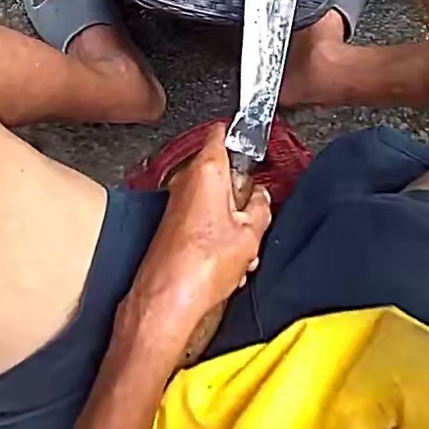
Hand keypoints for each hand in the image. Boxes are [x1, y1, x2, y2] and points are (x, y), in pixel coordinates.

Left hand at [121, 124, 271, 346]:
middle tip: (254, 214)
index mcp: (207, 168)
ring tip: (241, 248)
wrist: (166, 297)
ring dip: (232, 219)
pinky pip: (204, 217)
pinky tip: (226, 262)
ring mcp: (179, 200)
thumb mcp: (250, 234)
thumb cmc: (200, 264)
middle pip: (223, 170)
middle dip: (242, 192)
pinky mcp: (175, 222)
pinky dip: (218, 234)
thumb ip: (261, 207)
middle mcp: (188, 178)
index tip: (252, 141)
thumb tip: (262, 197)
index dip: (239, 134)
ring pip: (215, 198)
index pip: (221, 131)